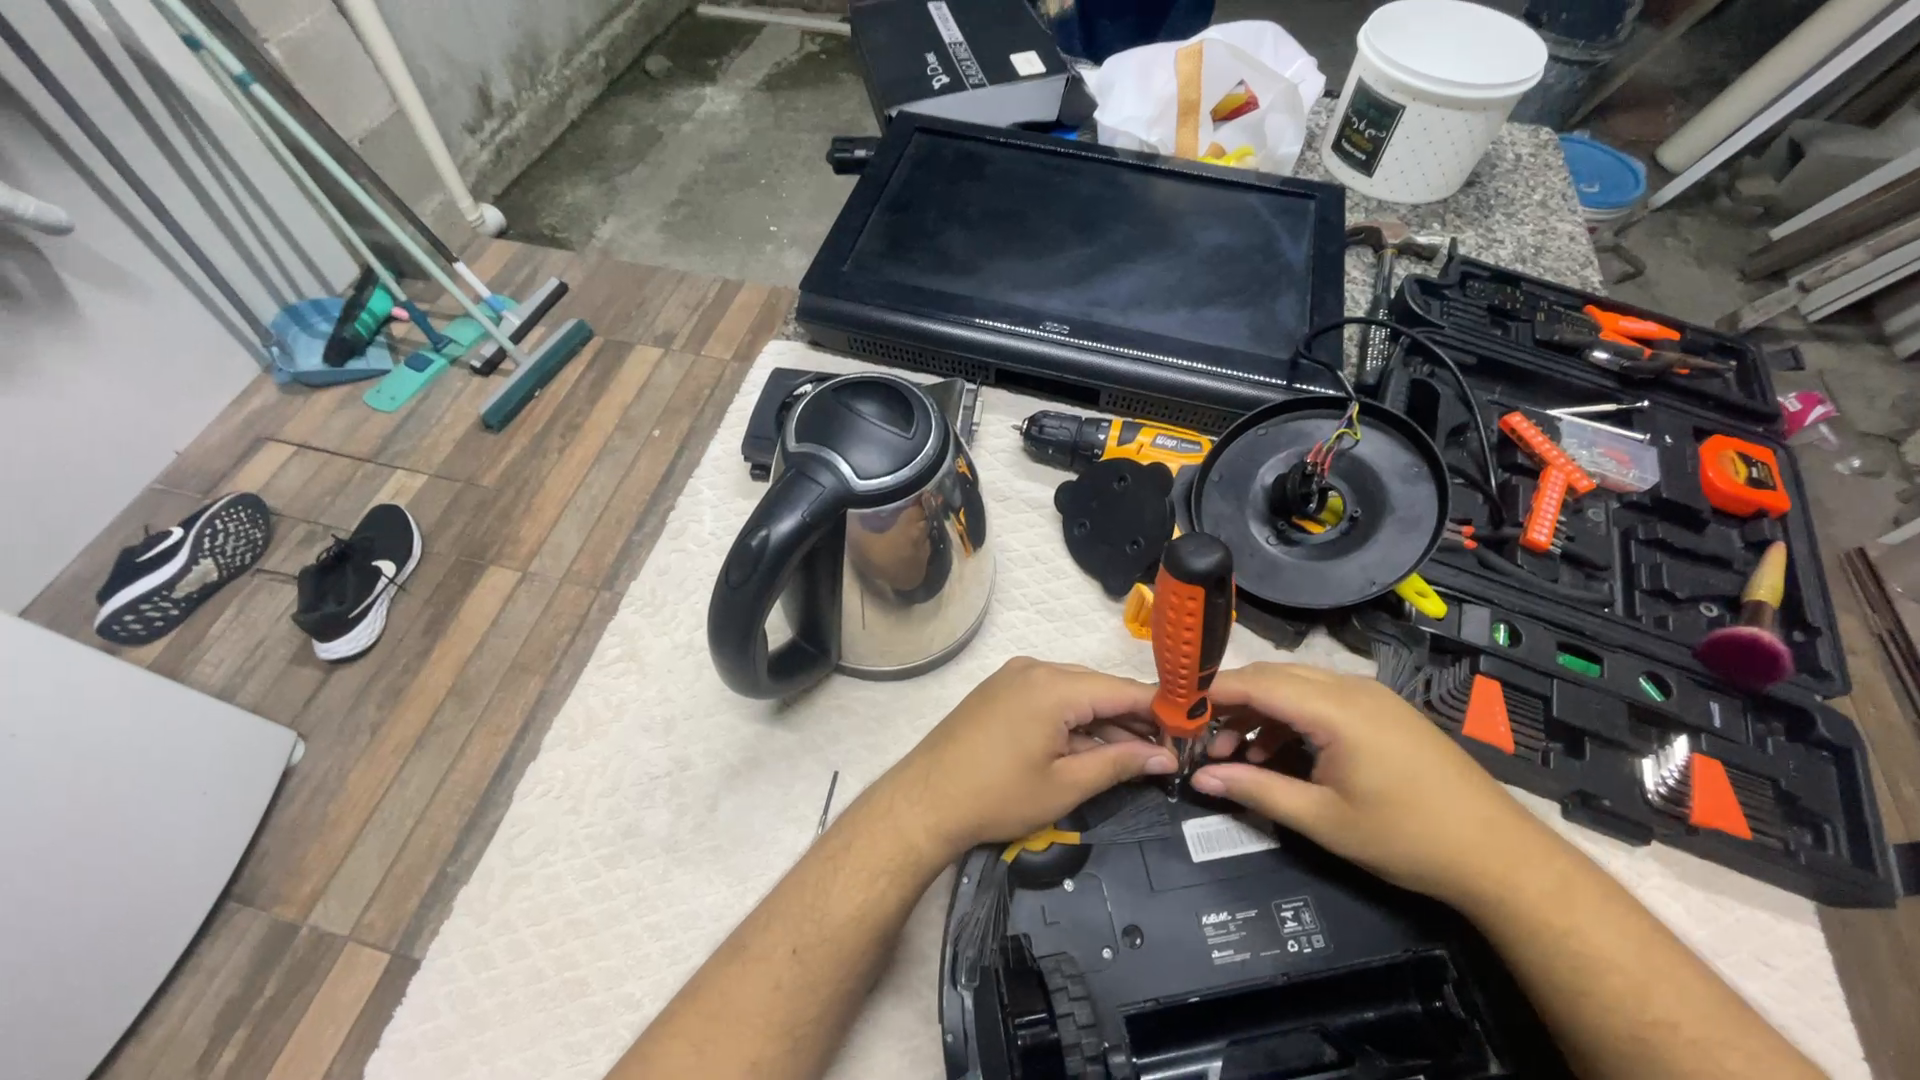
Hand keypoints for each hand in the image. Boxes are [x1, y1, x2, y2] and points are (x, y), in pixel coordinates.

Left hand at [874, 657, 1176, 858]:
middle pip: (1098, 688)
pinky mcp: (999, 691)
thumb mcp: (1066, 785)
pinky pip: (1049, 698)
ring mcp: (1013, 677)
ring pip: (1074, 693)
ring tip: (1135, 755)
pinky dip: (1072, 720)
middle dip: (1132, 718)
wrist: (924, 802)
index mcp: (1053, 686)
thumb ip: (1120, 764)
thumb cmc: (997, 797)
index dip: (1160, 710)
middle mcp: (1034, 669)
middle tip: (1165, 752)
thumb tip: (1165, 757)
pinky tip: (1091, 747)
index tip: (1190, 731)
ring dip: (1102, 722)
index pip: (1123, 690)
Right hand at [1190, 663, 1556, 906]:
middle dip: (1232, 703)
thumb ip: (1256, 792)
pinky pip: (1323, 701)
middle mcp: (1351, 689)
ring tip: (1236, 755)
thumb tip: (1200, 779)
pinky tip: (1278, 755)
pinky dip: (1290, 720)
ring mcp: (1372, 698)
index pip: (1256, 683)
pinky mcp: (1384, 712)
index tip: (1174, 709)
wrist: (1498, 854)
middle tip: (1201, 739)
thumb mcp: (1322, 820)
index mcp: (1336, 710)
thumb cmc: (1406, 838)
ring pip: (1296, 688)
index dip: (1210, 692)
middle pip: (1273, 678)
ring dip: (1260, 713)